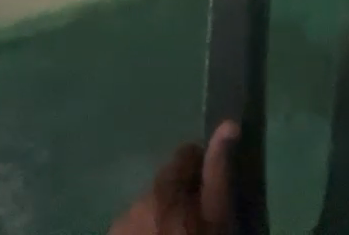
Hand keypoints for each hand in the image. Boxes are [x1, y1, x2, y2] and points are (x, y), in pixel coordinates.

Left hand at [109, 121, 239, 234]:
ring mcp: (120, 226)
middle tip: (198, 218)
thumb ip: (218, 169)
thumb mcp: (218, 213)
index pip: (185, 154)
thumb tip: (229, 124)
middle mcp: (137, 200)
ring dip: (161, 213)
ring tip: (176, 234)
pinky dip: (145, 231)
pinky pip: (133, 227)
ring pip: (148, 205)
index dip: (202, 165)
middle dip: (181, 192)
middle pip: (165, 181)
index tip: (212, 187)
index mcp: (165, 188)